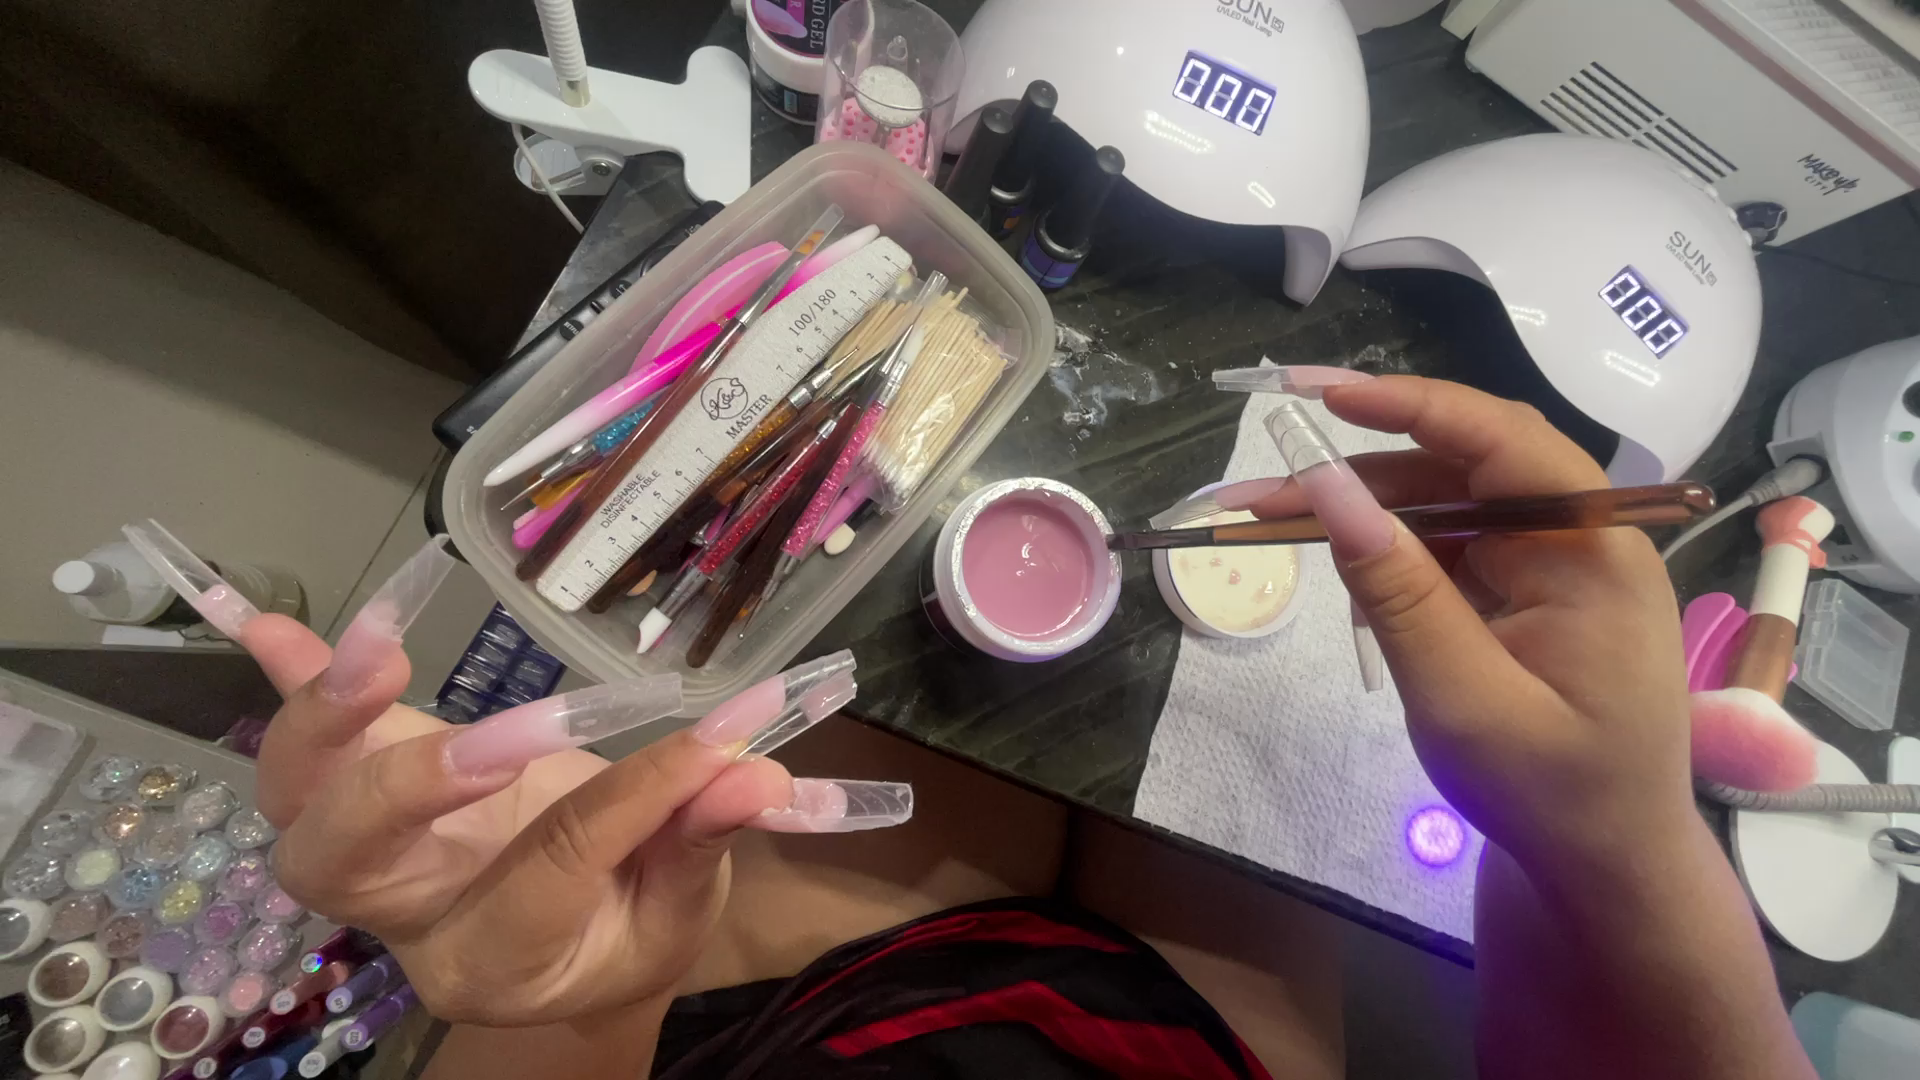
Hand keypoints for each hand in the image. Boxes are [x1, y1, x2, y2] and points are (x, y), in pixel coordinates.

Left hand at [122, 527, 907, 1025]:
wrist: (569, 944)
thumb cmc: (629, 928)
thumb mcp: (681, 908)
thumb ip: (704, 842)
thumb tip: (756, 774)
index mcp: (497, 959)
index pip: (560, 864)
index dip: (647, 794)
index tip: (728, 733)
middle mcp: (411, 913)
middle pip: (360, 861)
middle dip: (437, 781)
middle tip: (538, 724)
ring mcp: (379, 852)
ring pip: (306, 802)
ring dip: (329, 719)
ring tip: (380, 646)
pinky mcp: (376, 790)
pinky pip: (310, 748)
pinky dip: (293, 684)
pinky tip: (278, 626)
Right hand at [1229, 377, 1695, 869]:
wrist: (1595, 858)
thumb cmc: (1548, 789)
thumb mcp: (1460, 694)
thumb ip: (1396, 589)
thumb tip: (1327, 491)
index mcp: (1590, 552)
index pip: (1504, 442)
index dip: (1411, 406)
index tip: (1321, 396)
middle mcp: (1567, 537)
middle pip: (1452, 466)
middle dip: (1351, 465)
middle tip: (1260, 483)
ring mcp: (1533, 561)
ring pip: (1430, 501)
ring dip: (1348, 506)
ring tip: (1262, 518)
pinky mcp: (1503, 585)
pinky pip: (1429, 543)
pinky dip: (1372, 548)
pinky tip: (1333, 571)